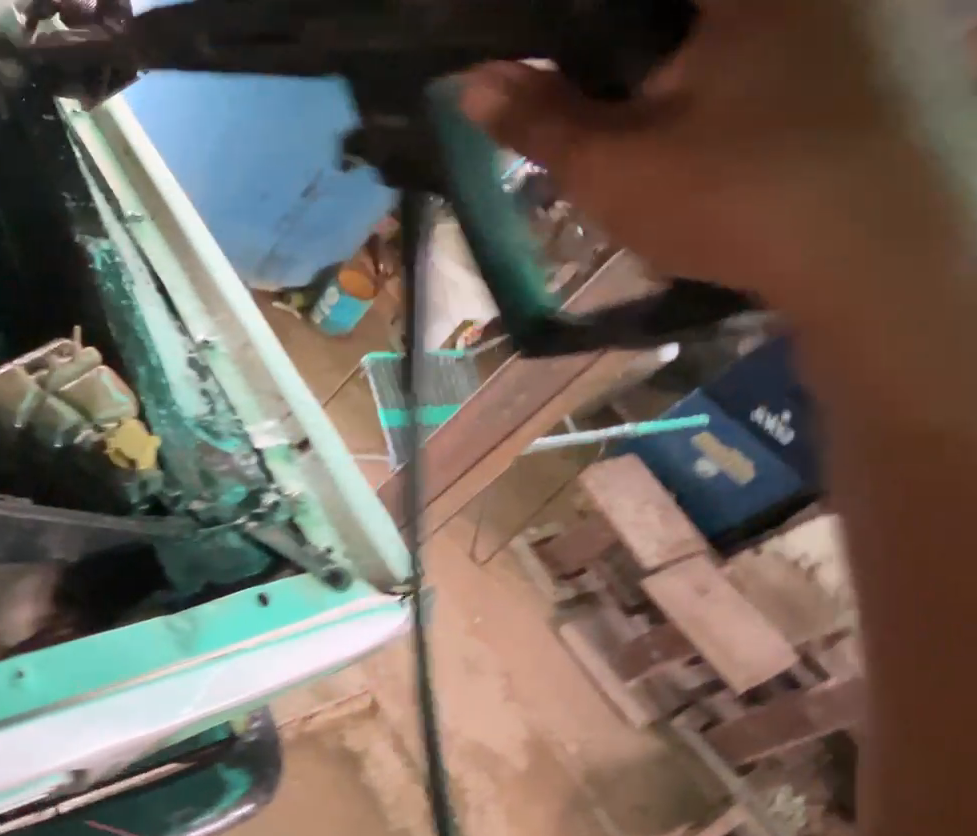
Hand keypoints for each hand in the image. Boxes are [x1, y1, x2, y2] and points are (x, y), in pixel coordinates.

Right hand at [457, 0, 976, 313]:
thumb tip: (471, 83)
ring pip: (746, 40)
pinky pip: (801, 60)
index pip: (625, 4)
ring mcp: (885, 16)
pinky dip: (753, 93)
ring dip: (693, 77)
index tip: (547, 80)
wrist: (892, 259)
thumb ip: (539, 119)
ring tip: (668, 140)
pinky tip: (737, 146)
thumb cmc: (737, 195)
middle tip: (605, 118)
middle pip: (685, 21)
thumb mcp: (610, 165)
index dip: (576, 37)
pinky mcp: (915, 58)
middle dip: (636, 59)